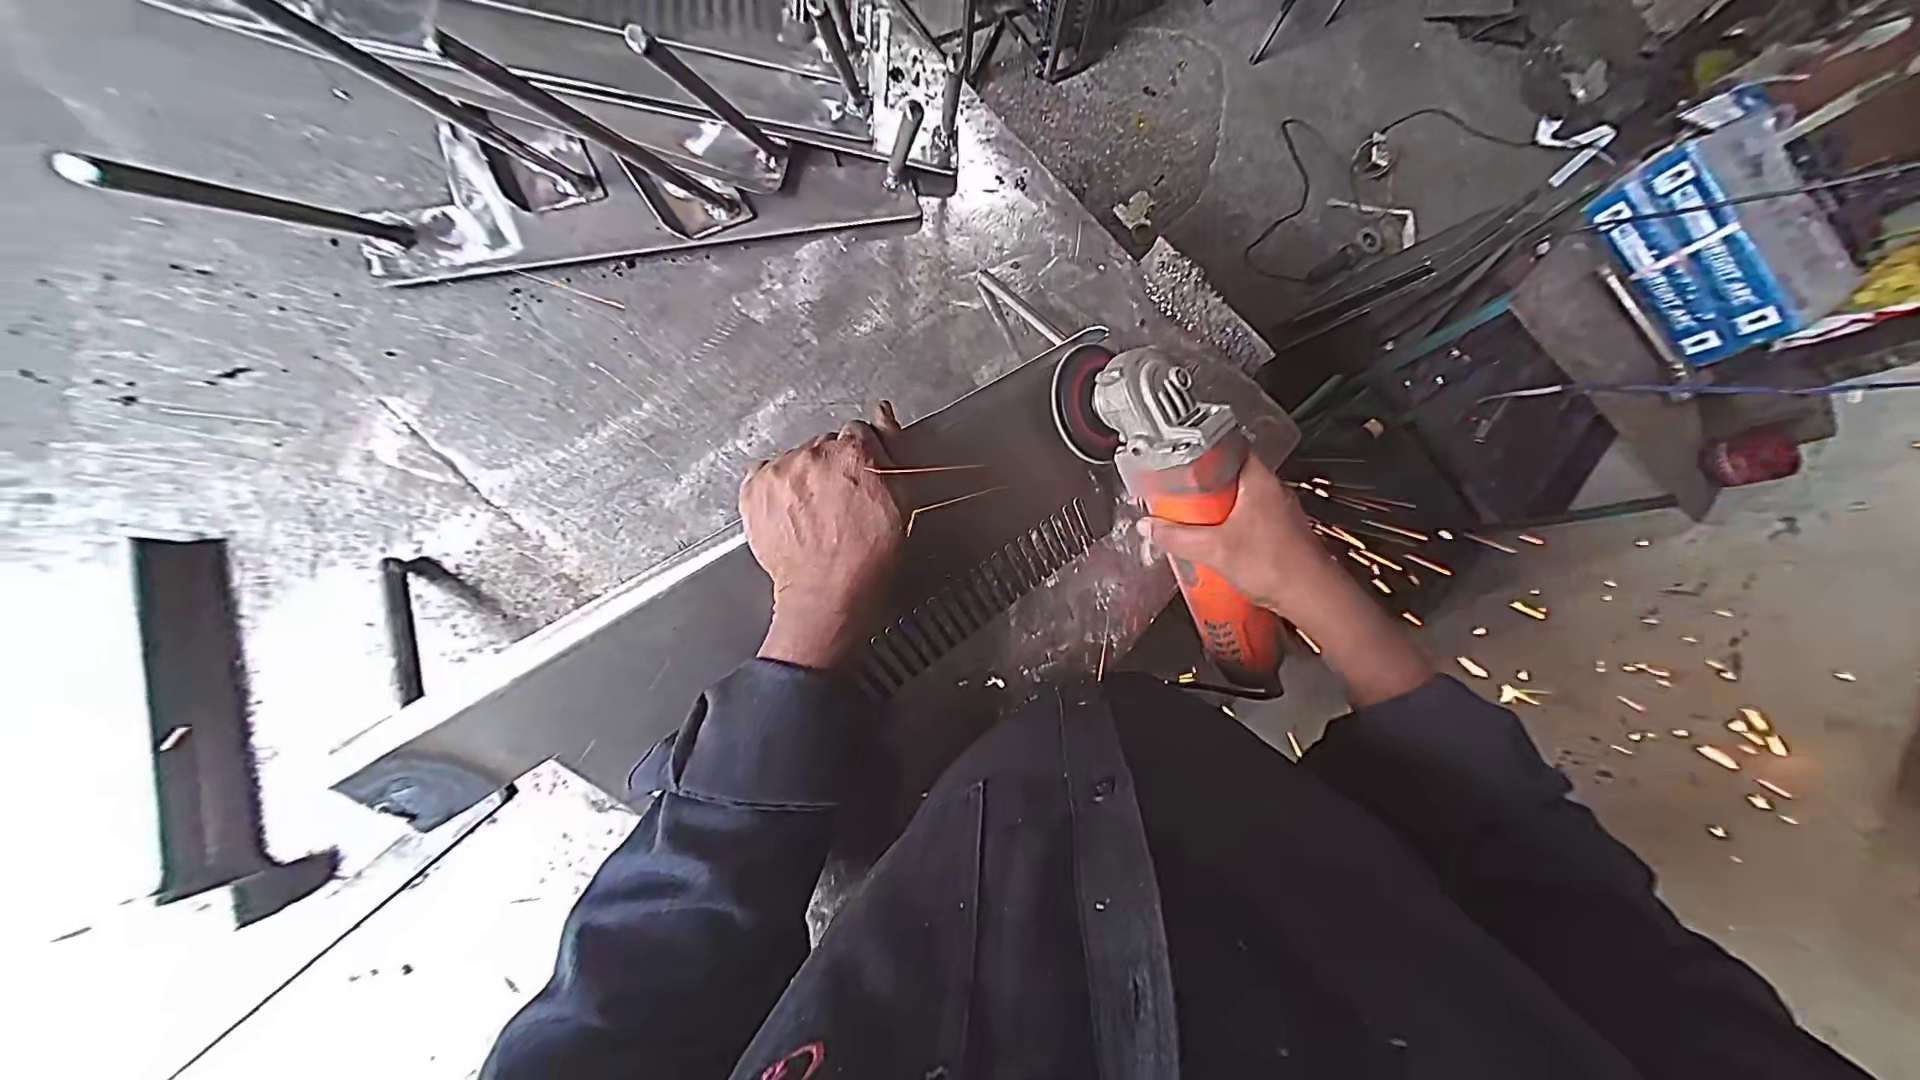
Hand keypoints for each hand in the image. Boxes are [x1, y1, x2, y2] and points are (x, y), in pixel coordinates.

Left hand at [743, 402, 904, 669]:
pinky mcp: (755, 490)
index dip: (861, 457)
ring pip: (795, 460)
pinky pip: (765, 475)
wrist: (827, 595)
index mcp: (855, 452)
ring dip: (804, 479)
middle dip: (832, 466)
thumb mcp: (900, 502)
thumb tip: (883, 413)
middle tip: (840, 504)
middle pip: (824, 445)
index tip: (860, 478)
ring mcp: (781, 472)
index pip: (856, 432)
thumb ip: (891, 448)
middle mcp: (815, 455)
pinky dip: (776, 490)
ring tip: (816, 515)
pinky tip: (792, 515)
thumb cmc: (867, 558)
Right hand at [1139, 457, 1432, 706]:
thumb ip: (1176, 537)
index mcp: (1259, 482)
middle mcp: (1272, 492)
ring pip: (1237, 500)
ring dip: (1214, 510)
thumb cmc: (1277, 566)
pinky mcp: (1278, 533)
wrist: (1313, 597)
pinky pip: (1246, 520)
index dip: (1203, 454)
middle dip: (1202, 489)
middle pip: (1229, 477)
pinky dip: (1227, 527)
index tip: (1181, 465)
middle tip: (1180, 499)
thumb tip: (1150, 527)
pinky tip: (1214, 544)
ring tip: (1191, 522)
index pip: (1229, 450)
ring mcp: (1278, 513)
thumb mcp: (1213, 549)